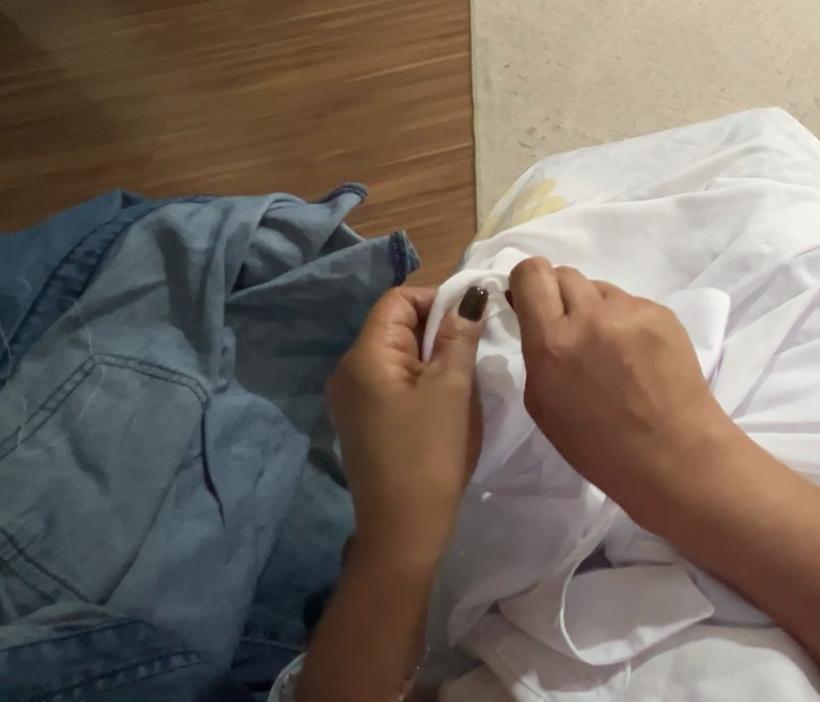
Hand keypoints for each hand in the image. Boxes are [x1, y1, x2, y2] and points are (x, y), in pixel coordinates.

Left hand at [326, 285, 486, 563]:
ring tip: (460, 382)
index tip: (470, 326)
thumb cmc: (431, 449)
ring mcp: (352, 398)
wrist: (405, 526)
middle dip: (438, 330)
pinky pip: (393, 379)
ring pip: (399, 353)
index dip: (437, 302)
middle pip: (397, 324)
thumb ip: (460, 333)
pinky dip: (421, 379)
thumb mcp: (452, 384)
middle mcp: (348, 370)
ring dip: (433, 356)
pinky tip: (442, 404)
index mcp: (364, 356)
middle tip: (470, 357)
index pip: (399, 299)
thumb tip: (471, 294)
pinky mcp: (363, 419)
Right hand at [508, 258, 740, 515]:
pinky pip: (631, 303)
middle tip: (572, 329)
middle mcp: (591, 316)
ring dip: (596, 310)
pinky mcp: (662, 311)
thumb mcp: (543, 403)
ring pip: (600, 289)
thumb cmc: (598, 445)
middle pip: (565, 274)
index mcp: (553, 343)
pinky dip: (627, 321)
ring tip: (611, 350)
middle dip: (561, 297)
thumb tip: (541, 317)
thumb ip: (538, 351)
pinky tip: (637, 355)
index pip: (532, 274)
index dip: (528, 282)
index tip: (532, 299)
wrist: (672, 453)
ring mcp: (631, 310)